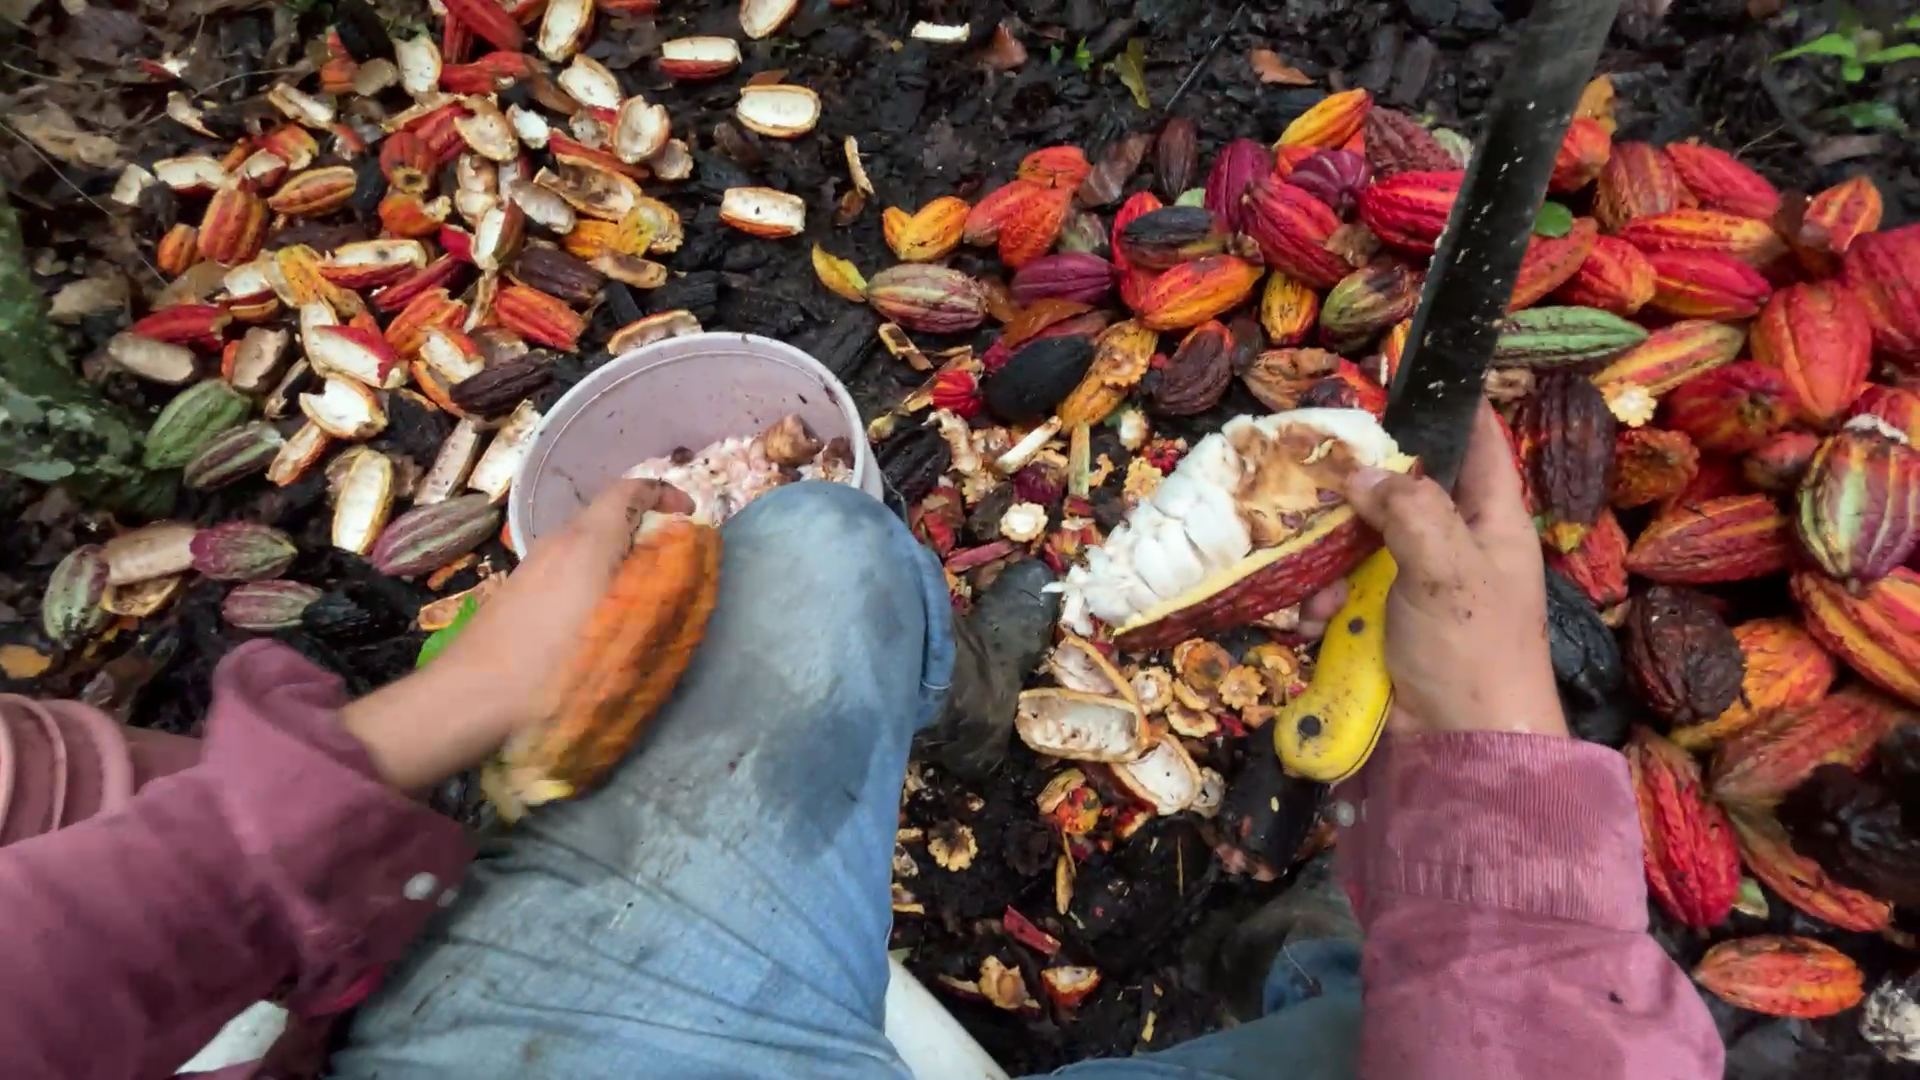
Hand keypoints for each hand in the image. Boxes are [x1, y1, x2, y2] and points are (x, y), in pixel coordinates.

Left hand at [341, 479, 692, 789]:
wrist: (467, 697)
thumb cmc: (554, 664)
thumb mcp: (624, 633)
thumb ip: (659, 597)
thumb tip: (683, 576)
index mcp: (589, 542)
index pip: (629, 491)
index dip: (665, 494)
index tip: (690, 515)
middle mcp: (560, 541)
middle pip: (609, 514)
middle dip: (647, 527)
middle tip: (674, 558)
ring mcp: (535, 562)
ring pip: (589, 540)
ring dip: (621, 552)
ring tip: (643, 589)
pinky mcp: (520, 586)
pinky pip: (571, 562)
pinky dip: (597, 570)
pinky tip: (602, 612)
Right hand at [1338, 403, 1565, 738]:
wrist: (1457, 748)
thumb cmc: (1471, 651)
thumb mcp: (1448, 571)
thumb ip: (1408, 512)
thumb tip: (1358, 474)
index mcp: (1491, 525)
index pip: (1481, 449)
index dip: (1455, 412)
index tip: (1412, 383)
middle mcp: (1452, 547)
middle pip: (1402, 493)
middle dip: (1358, 495)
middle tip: (1315, 482)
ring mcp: (1412, 586)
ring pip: (1359, 543)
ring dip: (1330, 563)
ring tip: (1322, 595)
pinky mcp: (1379, 620)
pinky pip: (1341, 590)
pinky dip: (1325, 604)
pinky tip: (1318, 625)